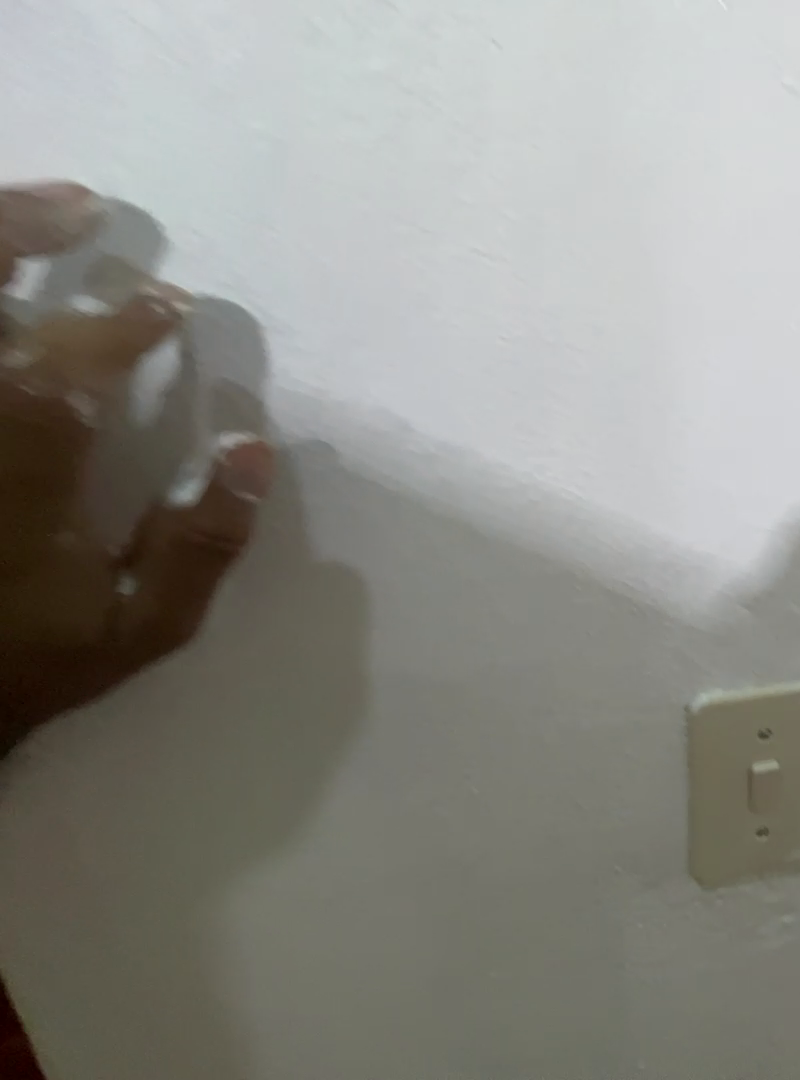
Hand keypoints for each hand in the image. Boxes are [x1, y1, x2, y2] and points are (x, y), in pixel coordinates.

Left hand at [0, 181, 273, 748]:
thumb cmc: (21, 665)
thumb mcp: (145, 626)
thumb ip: (202, 541)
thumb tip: (248, 447)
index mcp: (10, 484)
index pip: (58, 375)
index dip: (114, 328)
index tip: (166, 302)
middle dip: (18, 246)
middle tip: (87, 210)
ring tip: (27, 211)